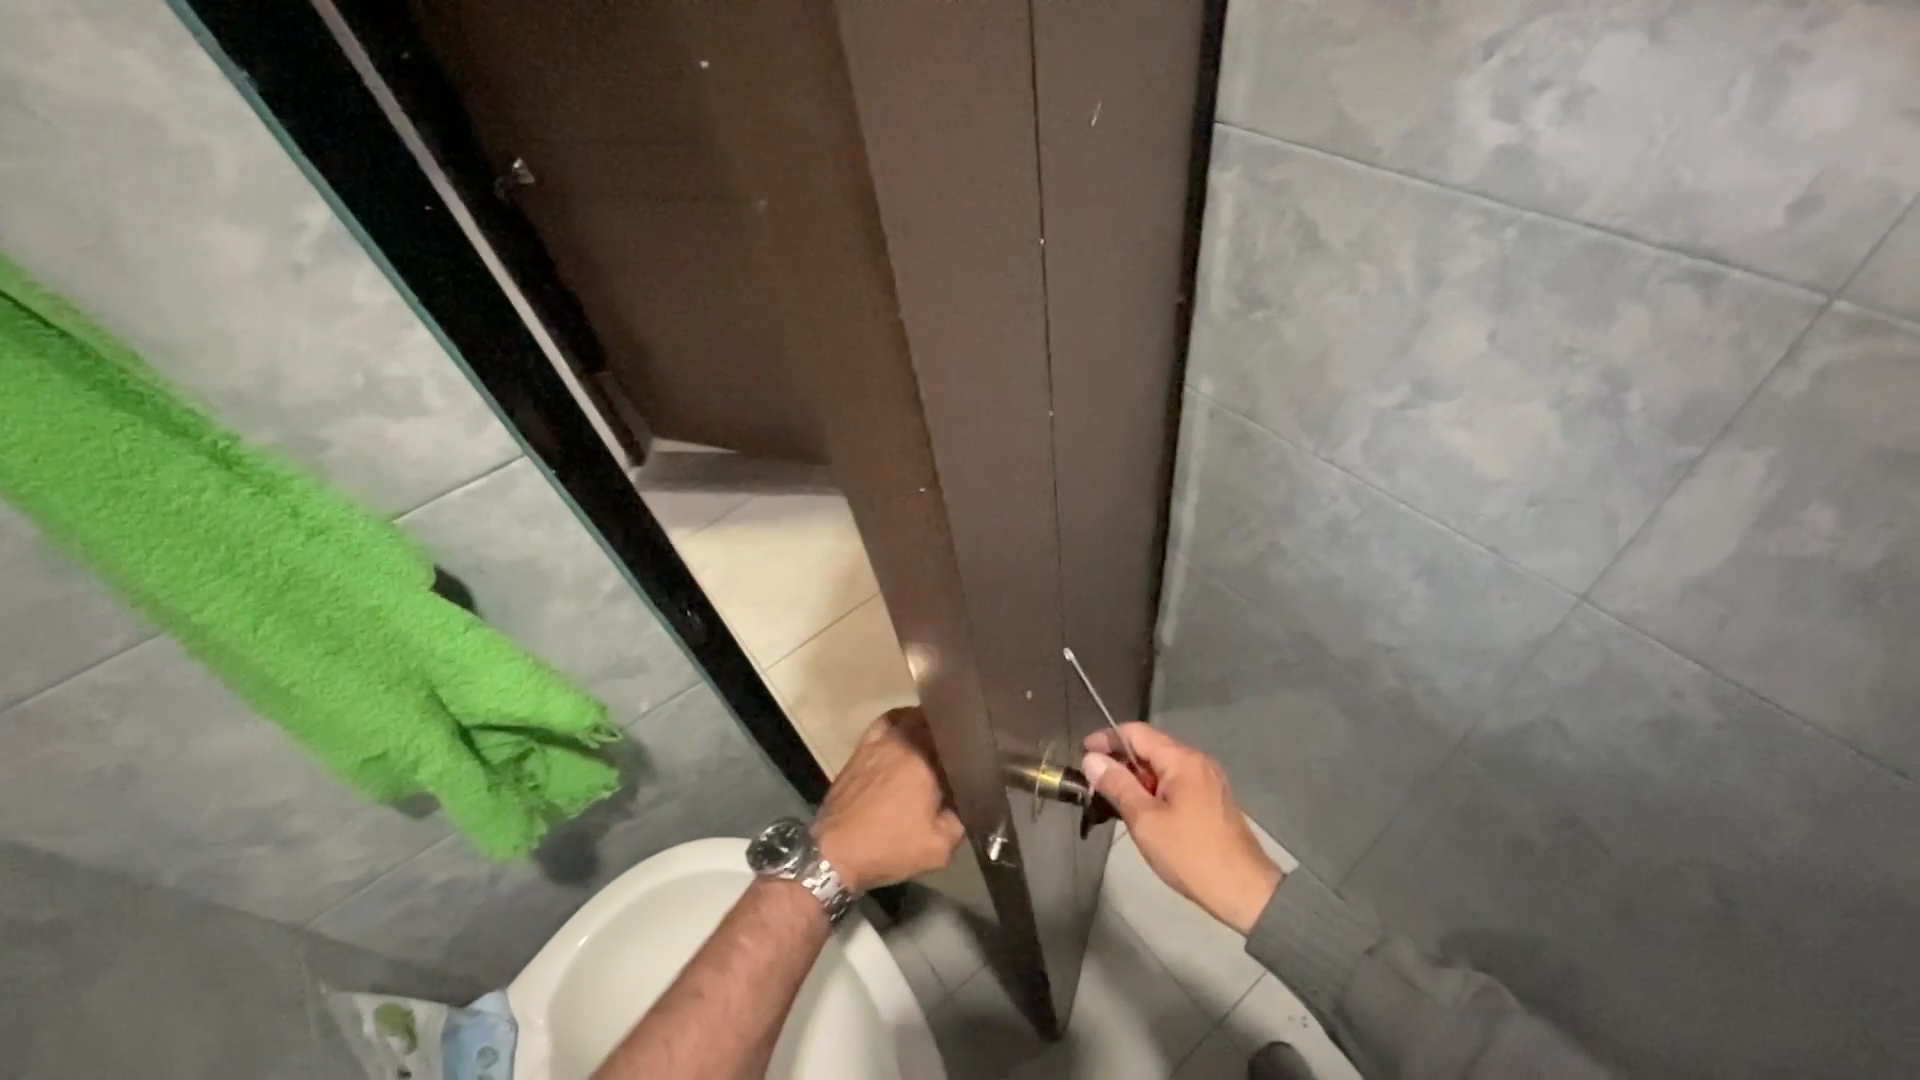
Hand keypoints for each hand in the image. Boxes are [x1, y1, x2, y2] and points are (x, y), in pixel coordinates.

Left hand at [813, 708, 964, 893]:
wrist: (834, 853)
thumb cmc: (888, 848)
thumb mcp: (938, 848)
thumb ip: (960, 820)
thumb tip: (966, 801)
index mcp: (927, 764)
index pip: (959, 744)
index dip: (972, 751)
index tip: (981, 760)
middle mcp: (905, 743)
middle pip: (936, 724)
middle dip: (952, 734)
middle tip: (963, 749)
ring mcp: (881, 741)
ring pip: (912, 717)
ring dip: (929, 723)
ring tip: (939, 736)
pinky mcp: (863, 747)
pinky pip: (887, 721)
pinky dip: (901, 720)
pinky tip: (908, 729)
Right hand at [1083, 723, 1281, 934]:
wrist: (1245, 892)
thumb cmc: (1191, 854)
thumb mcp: (1145, 819)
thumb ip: (1117, 784)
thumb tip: (1092, 758)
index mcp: (1183, 760)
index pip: (1138, 732)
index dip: (1108, 738)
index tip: (1083, 754)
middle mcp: (1198, 763)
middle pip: (1151, 748)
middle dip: (1120, 762)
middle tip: (1094, 785)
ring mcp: (1208, 782)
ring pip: (1162, 769)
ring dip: (1136, 780)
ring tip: (1112, 802)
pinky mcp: (1212, 802)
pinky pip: (1176, 785)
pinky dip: (1154, 792)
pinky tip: (1141, 814)